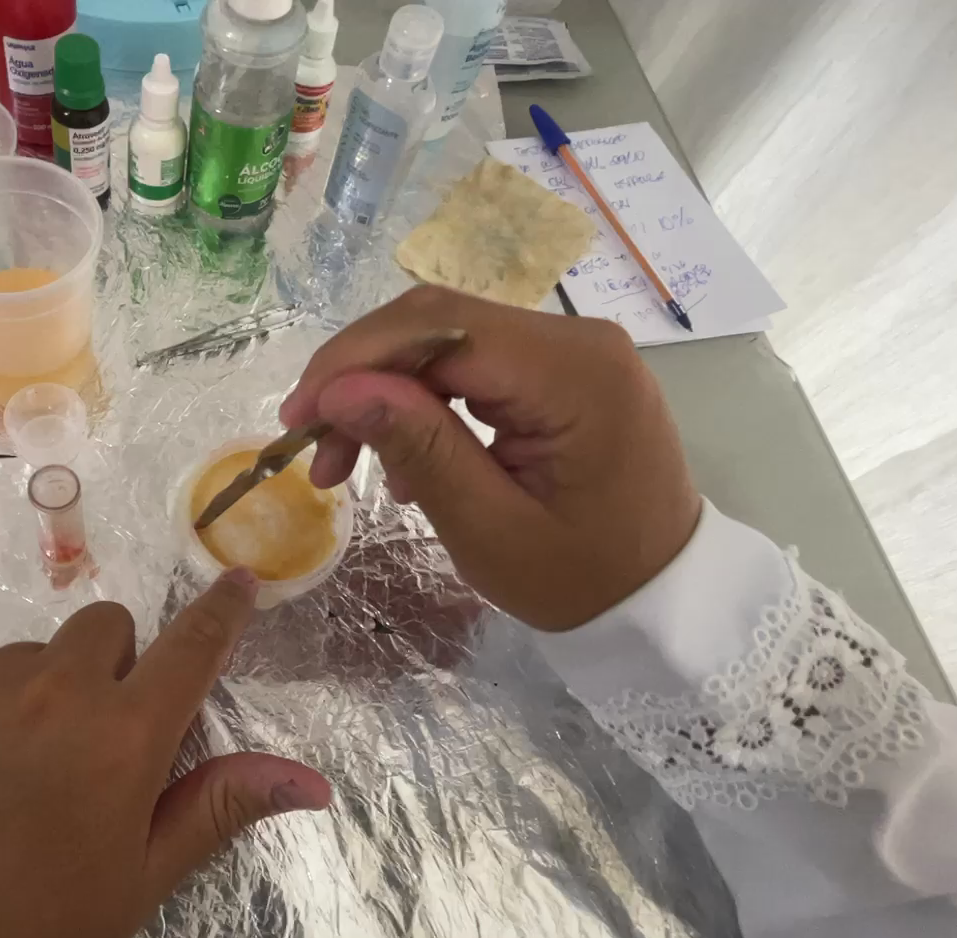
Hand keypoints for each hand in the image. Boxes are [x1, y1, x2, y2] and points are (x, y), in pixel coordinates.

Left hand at [0, 571, 331, 937]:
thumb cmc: (39, 926)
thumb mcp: (142, 876)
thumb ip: (221, 806)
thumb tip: (311, 781)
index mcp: (122, 736)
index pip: (190, 648)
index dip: (221, 611)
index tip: (237, 579)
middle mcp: (56, 687)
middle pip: (109, 627)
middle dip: (116, 666)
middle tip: (95, 735)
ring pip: (41, 652)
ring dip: (49, 689)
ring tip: (20, 765)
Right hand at [280, 286, 701, 631]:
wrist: (658, 594)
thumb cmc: (580, 578)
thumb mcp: (488, 528)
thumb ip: (418, 448)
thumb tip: (339, 390)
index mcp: (571, 372)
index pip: (437, 329)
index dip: (353, 362)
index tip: (297, 420)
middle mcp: (573, 339)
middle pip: (433, 324)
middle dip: (357, 376)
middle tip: (310, 443)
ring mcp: (566, 352)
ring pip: (439, 343)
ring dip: (379, 394)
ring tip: (344, 464)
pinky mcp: (553, 372)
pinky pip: (464, 368)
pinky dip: (416, 406)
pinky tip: (397, 460)